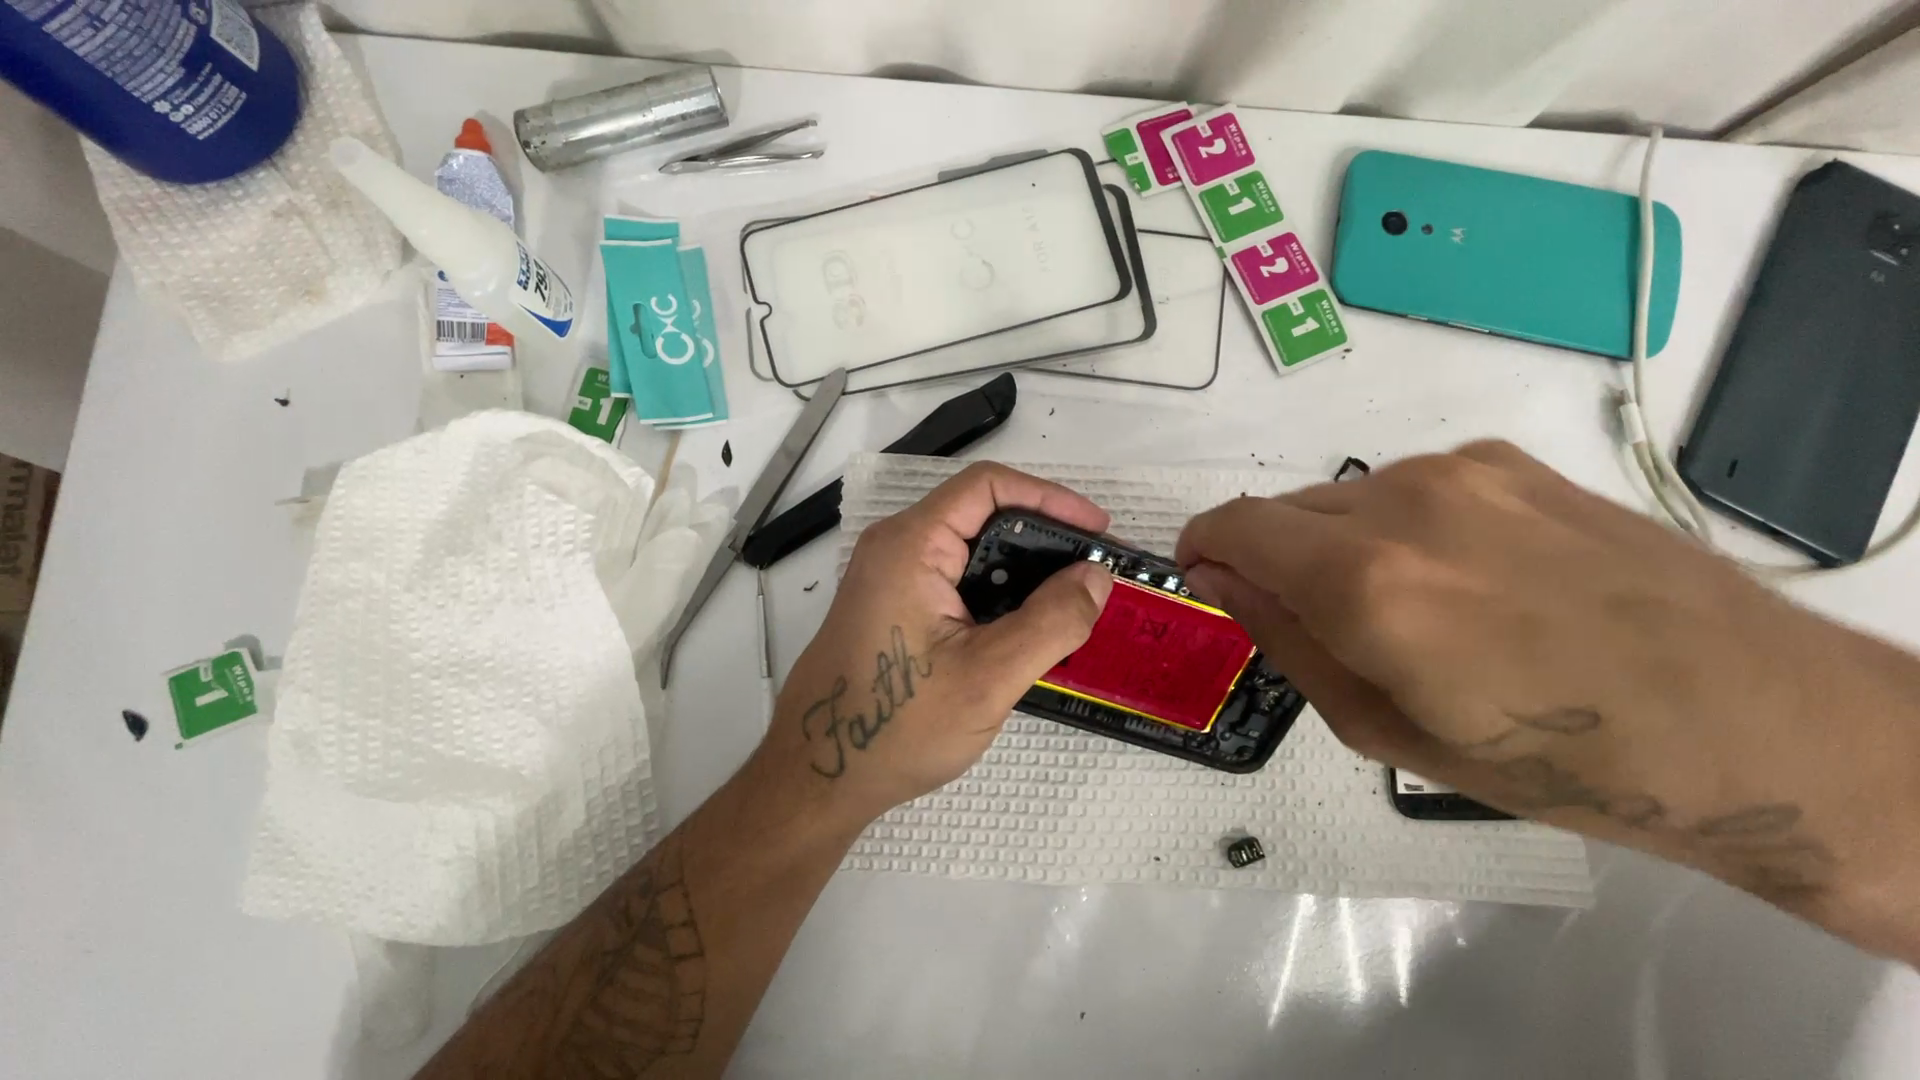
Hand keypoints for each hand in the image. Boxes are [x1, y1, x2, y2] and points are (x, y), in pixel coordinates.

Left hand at [756, 463, 1113, 827]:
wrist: (820, 777)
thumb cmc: (897, 727)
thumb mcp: (987, 677)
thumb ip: (1051, 622)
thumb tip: (1096, 577)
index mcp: (911, 545)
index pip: (988, 486)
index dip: (1051, 497)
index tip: (1098, 530)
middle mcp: (896, 548)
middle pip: (981, 514)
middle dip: (1044, 537)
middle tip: (1095, 573)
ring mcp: (890, 579)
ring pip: (971, 551)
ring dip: (1023, 571)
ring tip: (1074, 602)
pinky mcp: (893, 608)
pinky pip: (956, 581)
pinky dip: (997, 594)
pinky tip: (1029, 627)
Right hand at [1176, 441, 1919, 957]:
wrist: (1755, 722)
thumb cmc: (1554, 760)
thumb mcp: (1386, 729)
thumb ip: (1286, 640)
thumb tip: (1219, 579)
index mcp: (1364, 581)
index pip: (1233, 525)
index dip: (1202, 549)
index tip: (1206, 581)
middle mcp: (1403, 502)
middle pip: (1285, 508)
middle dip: (1273, 558)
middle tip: (1322, 625)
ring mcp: (1463, 472)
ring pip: (1348, 495)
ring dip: (1339, 541)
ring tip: (1412, 609)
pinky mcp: (1513, 462)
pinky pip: (1412, 485)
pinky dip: (1400, 523)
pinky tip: (1468, 576)